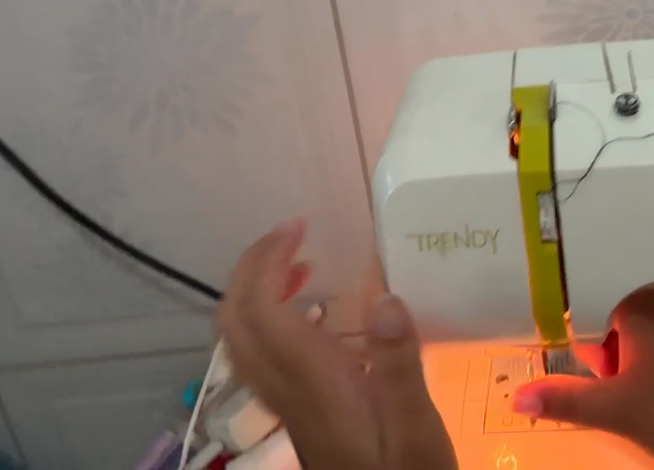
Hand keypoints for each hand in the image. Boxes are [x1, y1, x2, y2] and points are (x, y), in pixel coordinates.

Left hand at [219, 219, 456, 469]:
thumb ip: (399, 367)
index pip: (263, 313)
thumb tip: (386, 298)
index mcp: (313, 383)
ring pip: (242, 339)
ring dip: (257, 288)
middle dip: (251, 267)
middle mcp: (286, 390)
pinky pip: (261, 352)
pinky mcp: (296, 408)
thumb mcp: (417, 428)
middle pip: (236, 323)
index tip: (300, 226)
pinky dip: (272, 314)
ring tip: (300, 259)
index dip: (268, 261)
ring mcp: (286, 401)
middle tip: (292, 233)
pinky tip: (312, 308)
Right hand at [514, 289, 653, 469]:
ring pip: (652, 340)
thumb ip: (565, 400)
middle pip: (624, 322)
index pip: (597, 305)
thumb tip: (516, 398)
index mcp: (643, 308)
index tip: (574, 363)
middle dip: (608, 354)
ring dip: (634, 367)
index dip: (582, 335)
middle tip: (605, 389)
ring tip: (632, 403)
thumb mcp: (616, 411)